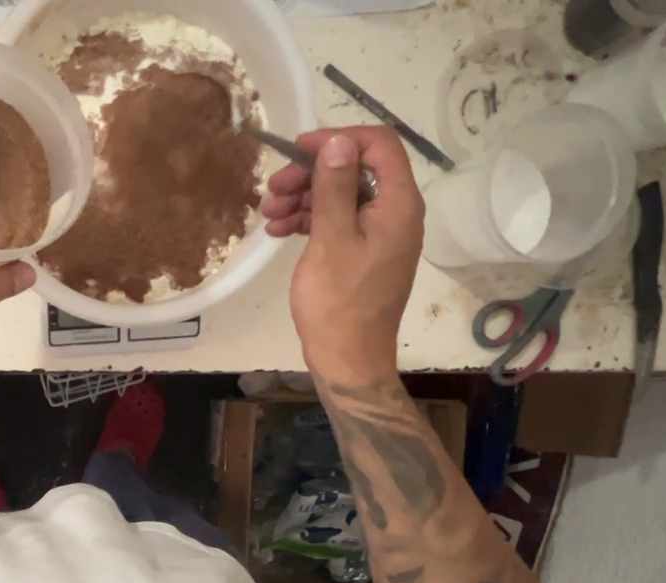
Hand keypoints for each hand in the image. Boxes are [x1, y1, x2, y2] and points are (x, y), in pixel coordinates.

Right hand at [262, 127, 424, 384]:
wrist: (347, 359)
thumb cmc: (338, 303)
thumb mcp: (330, 240)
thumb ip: (334, 187)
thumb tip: (338, 142)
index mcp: (398, 204)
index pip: (378, 146)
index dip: (337, 139)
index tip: (297, 150)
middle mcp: (395, 213)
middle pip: (355, 172)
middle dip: (311, 175)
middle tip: (272, 189)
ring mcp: (379, 236)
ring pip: (341, 199)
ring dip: (303, 199)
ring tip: (268, 214)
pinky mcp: (363, 256)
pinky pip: (338, 225)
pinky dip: (309, 222)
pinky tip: (279, 231)